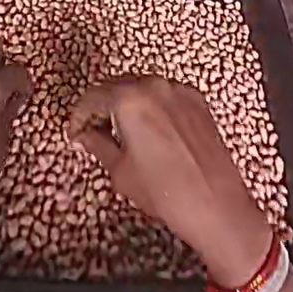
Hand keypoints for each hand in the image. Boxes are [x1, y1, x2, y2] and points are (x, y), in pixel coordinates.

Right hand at [68, 77, 275, 287]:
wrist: (217, 206)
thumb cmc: (167, 192)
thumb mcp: (120, 170)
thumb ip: (97, 143)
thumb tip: (85, 134)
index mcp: (129, 98)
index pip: (92, 96)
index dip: (78, 115)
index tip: (75, 130)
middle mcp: (153, 85)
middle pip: (115, 85)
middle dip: (101, 106)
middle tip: (92, 130)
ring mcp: (178, 90)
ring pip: (140, 86)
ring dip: (125, 103)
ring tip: (120, 131)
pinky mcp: (196, 100)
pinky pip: (163, 94)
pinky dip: (150, 105)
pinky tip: (149, 130)